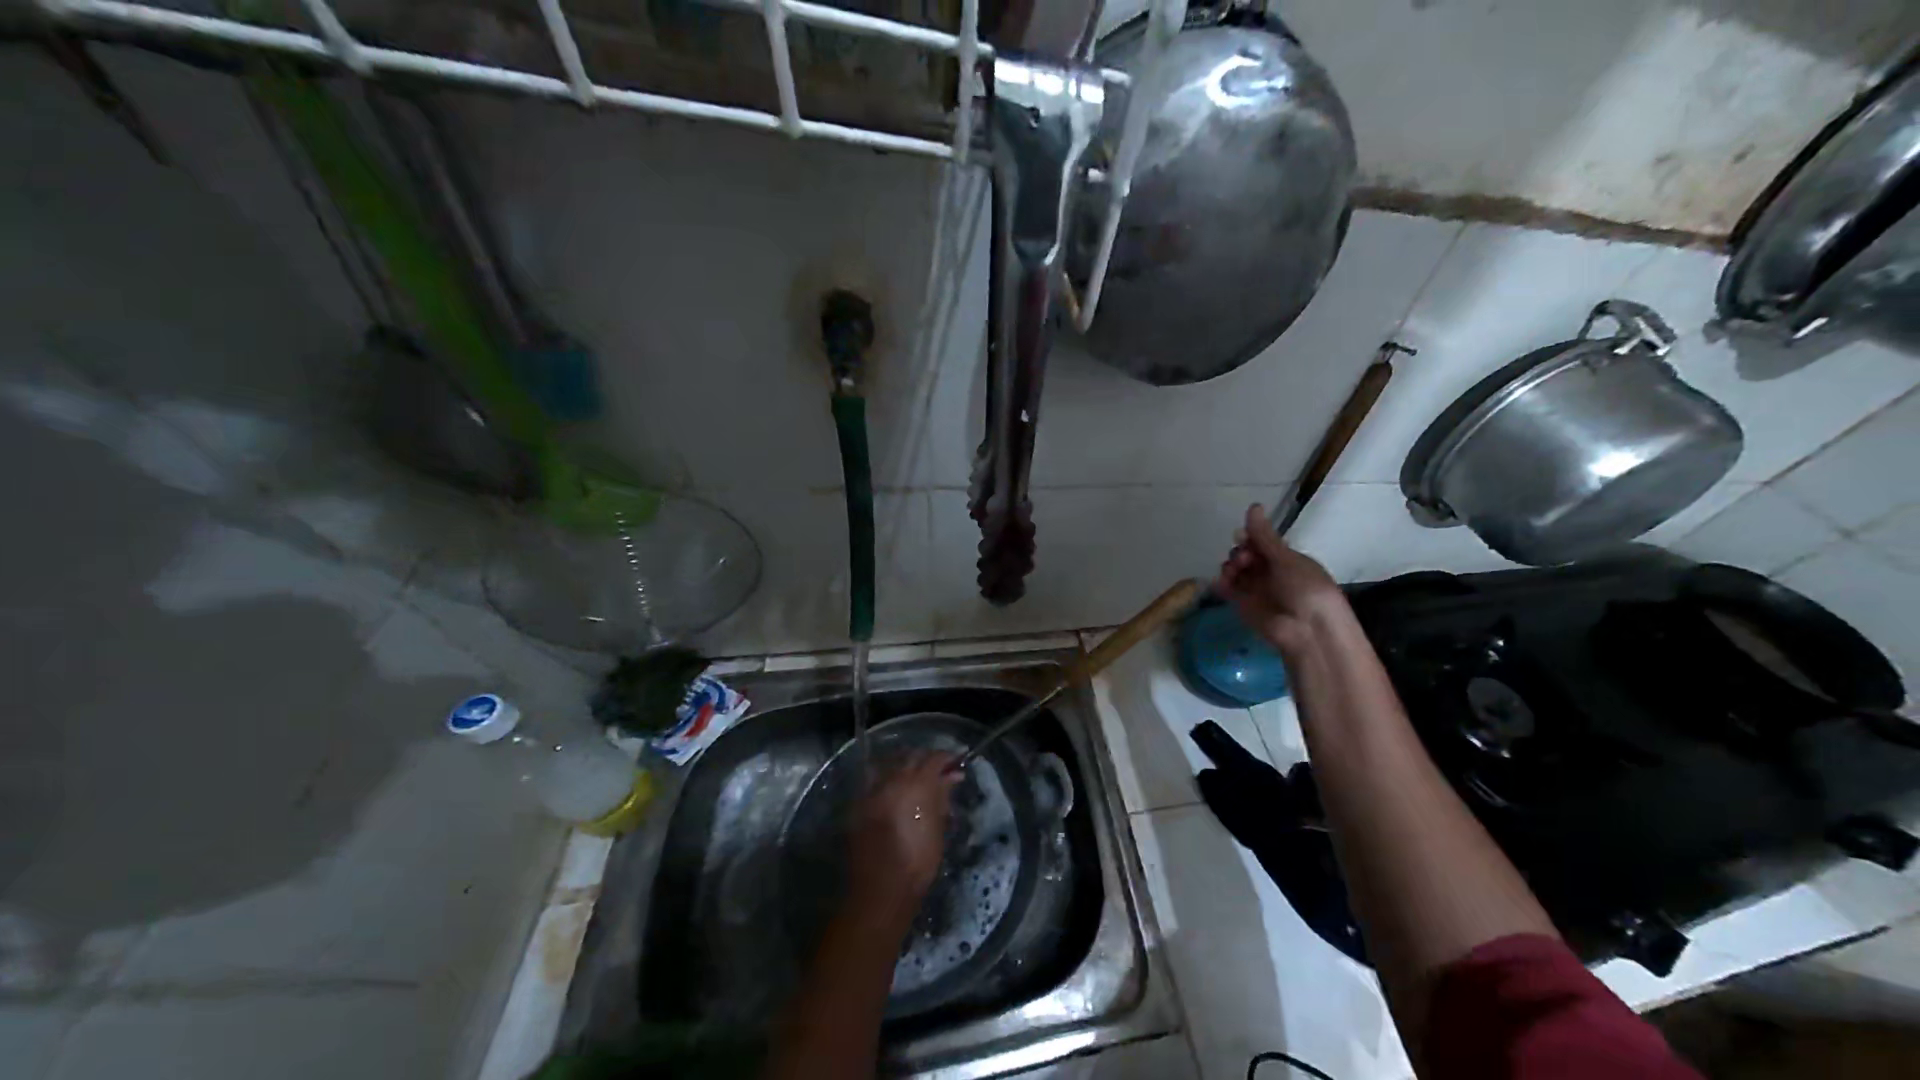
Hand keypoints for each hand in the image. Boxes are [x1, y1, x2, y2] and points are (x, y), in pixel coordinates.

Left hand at [846, 753, 960, 917]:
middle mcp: (892, 779)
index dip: (947, 758)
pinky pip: (875, 779)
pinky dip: (888, 779)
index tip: (956, 763)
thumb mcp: (938, 829)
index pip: (934, 758)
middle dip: (925, 759)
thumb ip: (943, 796)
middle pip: (910, 756)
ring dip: (904, 766)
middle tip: (938, 771)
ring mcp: (872, 789)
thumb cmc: (918, 862)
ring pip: (890, 764)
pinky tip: (896, 791)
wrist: (881, 889)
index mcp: (916, 785)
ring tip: (916, 779)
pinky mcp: (859, 802)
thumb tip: (952, 776)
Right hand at [1217, 503, 1343, 654]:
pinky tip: (1220, 582)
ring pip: (1234, 570)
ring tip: (1232, 572)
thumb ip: (1264, 536)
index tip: (1242, 536)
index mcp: (1286, 559)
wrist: (1307, 630)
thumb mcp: (1286, 559)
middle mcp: (1270, 572)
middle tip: (1243, 560)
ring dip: (1230, 567)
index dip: (1249, 537)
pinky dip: (1221, 584)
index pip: (1261, 542)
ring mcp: (1255, 589)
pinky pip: (1227, 589)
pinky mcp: (1243, 605)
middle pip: (1245, 554)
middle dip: (1239, 553)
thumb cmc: (1305, 589)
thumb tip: (1253, 505)